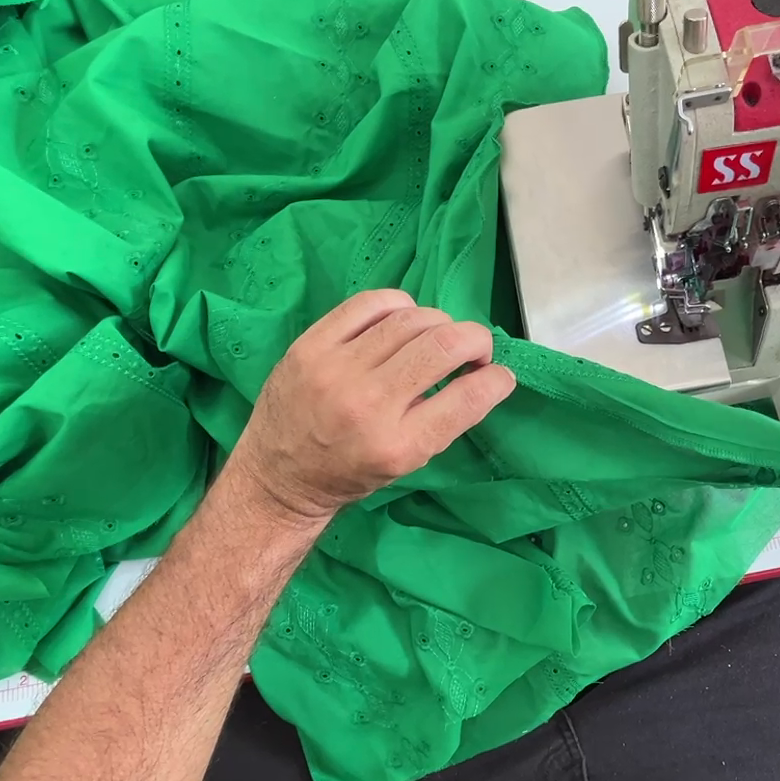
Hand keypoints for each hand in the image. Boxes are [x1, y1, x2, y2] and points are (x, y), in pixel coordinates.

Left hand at [220, 290, 516, 524]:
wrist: (280, 476)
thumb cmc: (352, 474)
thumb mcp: (408, 463)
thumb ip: (444, 419)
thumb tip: (478, 373)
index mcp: (400, 445)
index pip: (467, 397)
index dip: (496, 379)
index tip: (499, 375)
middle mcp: (369, 404)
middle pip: (443, 346)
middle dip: (476, 340)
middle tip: (476, 350)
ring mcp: (336, 370)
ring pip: (412, 319)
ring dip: (441, 323)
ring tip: (439, 337)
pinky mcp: (311, 345)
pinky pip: (370, 304)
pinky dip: (400, 306)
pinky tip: (404, 320)